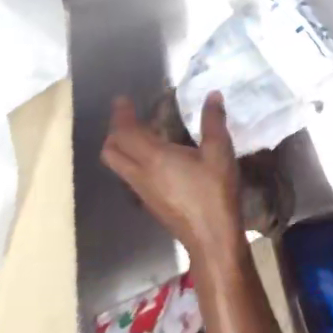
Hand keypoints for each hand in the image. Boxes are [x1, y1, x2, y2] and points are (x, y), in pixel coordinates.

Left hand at [102, 94, 241, 257]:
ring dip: (122, 146)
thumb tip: (212, 95)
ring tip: (142, 133)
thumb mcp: (220, 151)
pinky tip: (156, 158)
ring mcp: (142, 192)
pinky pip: (130, 175)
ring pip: (118, 165)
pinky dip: (133, 160)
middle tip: (129, 117)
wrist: (210, 236)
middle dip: (115, 131)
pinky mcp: (150, 203)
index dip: (121, 115)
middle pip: (112, 151)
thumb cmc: (214, 191)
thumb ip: (213, 121)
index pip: (126, 133)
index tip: (122, 99)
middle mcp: (140, 175)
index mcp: (154, 158)